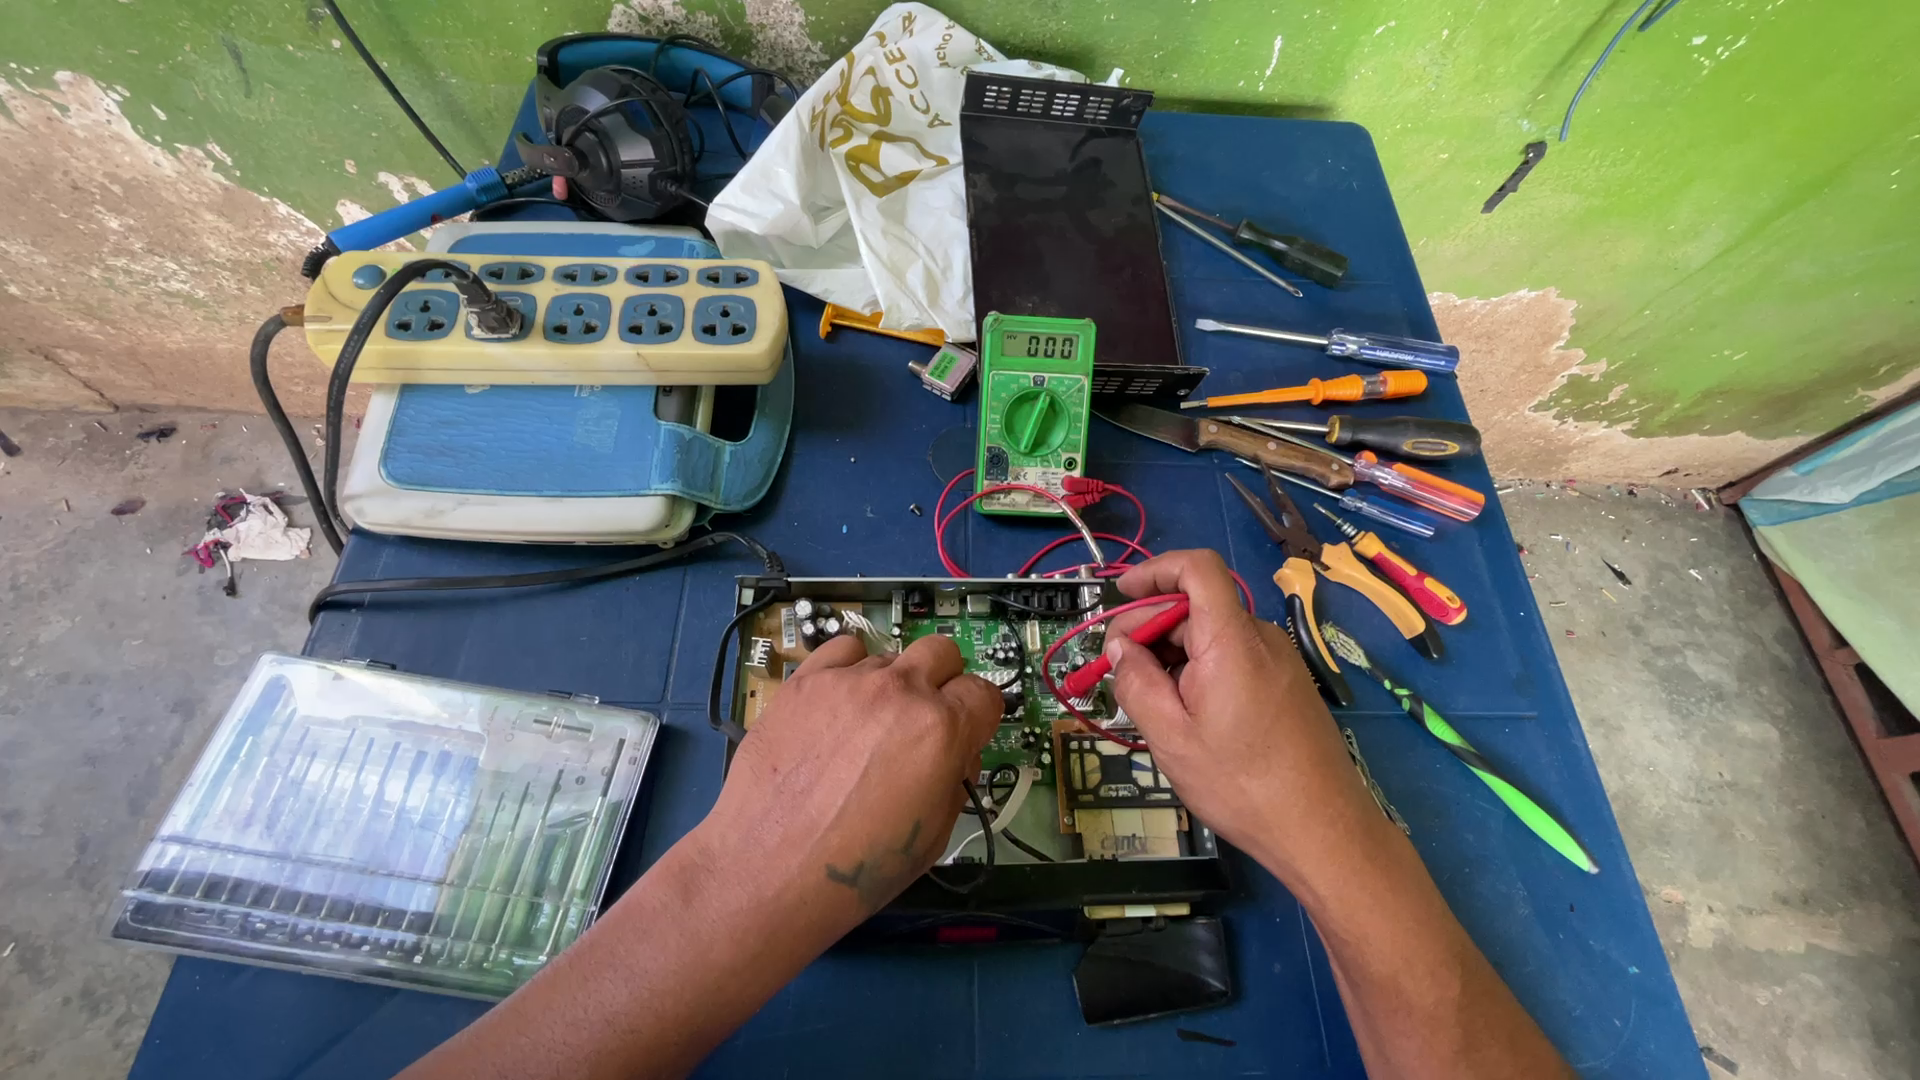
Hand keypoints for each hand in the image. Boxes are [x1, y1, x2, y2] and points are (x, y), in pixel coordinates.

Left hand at [702, 633, 1002, 929]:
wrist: (768, 869)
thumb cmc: (857, 867)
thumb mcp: (935, 836)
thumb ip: (957, 778)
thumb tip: (957, 750)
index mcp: (942, 730)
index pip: (984, 692)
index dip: (978, 715)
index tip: (966, 730)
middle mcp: (901, 691)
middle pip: (942, 652)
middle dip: (942, 681)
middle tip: (921, 718)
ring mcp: (850, 680)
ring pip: (890, 657)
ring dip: (890, 684)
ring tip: (863, 726)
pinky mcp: (806, 680)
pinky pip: (842, 649)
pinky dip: (848, 669)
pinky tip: (836, 702)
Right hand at [1103, 549, 1384, 883]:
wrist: (1323, 831)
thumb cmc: (1241, 783)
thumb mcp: (1171, 736)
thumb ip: (1136, 682)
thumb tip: (1120, 648)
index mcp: (1231, 639)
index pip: (1197, 567)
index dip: (1155, 570)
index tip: (1122, 596)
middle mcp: (1260, 637)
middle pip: (1196, 605)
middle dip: (1149, 626)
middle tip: (1119, 671)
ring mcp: (1278, 659)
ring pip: (1210, 634)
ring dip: (1171, 653)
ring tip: (1150, 701)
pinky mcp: (1285, 683)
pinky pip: (1230, 656)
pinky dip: (1197, 669)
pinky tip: (1185, 711)